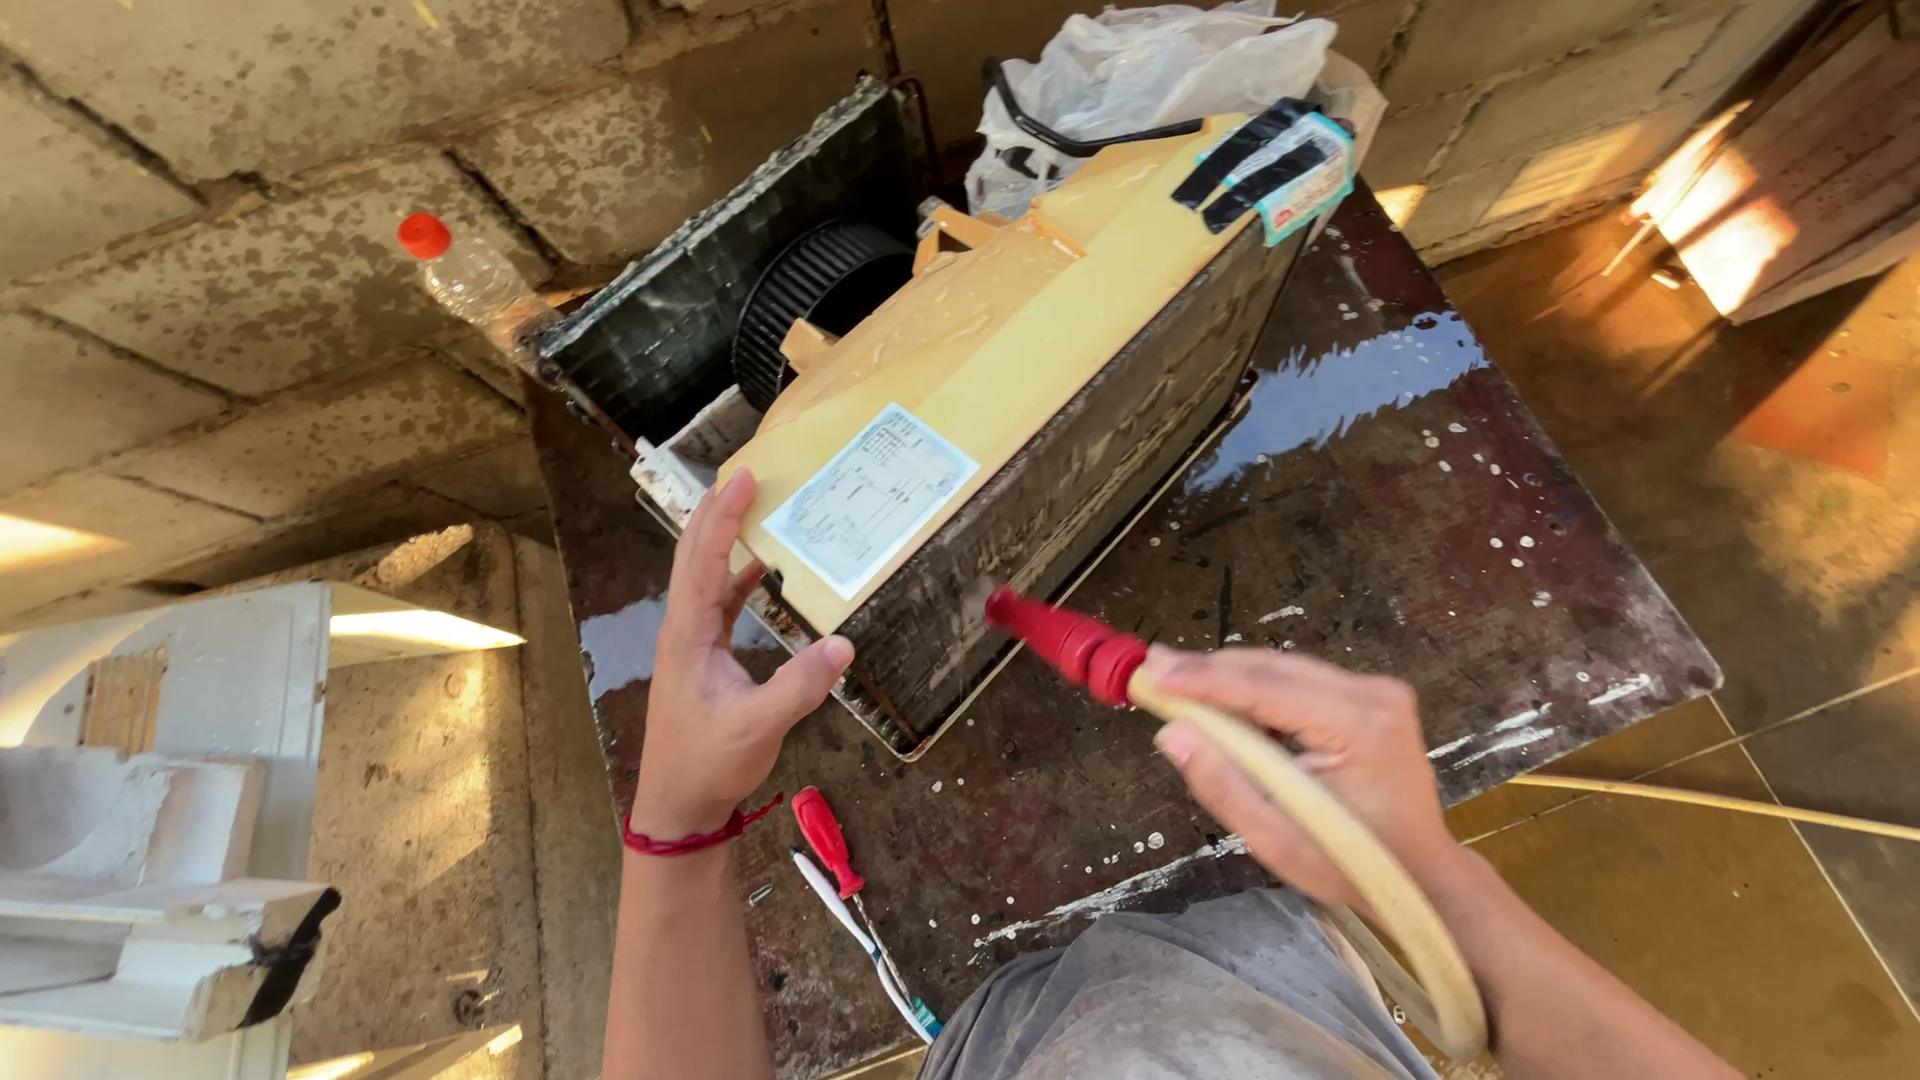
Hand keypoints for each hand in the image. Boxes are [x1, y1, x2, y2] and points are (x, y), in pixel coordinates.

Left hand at [630, 469, 854, 838]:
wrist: (678, 805)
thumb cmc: (709, 762)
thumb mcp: (758, 725)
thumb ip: (800, 685)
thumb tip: (844, 642)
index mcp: (689, 633)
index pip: (703, 559)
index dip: (722, 516)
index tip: (745, 478)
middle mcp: (684, 628)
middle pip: (694, 556)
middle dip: (716, 513)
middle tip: (746, 478)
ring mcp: (691, 642)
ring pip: (703, 576)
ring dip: (722, 540)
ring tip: (751, 510)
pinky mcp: (703, 658)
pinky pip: (719, 603)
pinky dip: (736, 578)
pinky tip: (760, 572)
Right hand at [1142, 647, 1465, 909]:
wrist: (1426, 876)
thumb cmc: (1353, 867)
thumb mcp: (1280, 843)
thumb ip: (1224, 787)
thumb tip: (1172, 734)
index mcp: (1360, 727)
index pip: (1266, 689)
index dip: (1204, 679)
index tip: (1153, 671)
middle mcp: (1372, 694)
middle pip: (1271, 669)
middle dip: (1207, 670)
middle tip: (1152, 668)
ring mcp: (1375, 689)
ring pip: (1280, 668)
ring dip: (1225, 674)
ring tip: (1173, 678)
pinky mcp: (1368, 693)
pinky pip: (1294, 679)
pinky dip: (1251, 685)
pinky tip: (1217, 694)